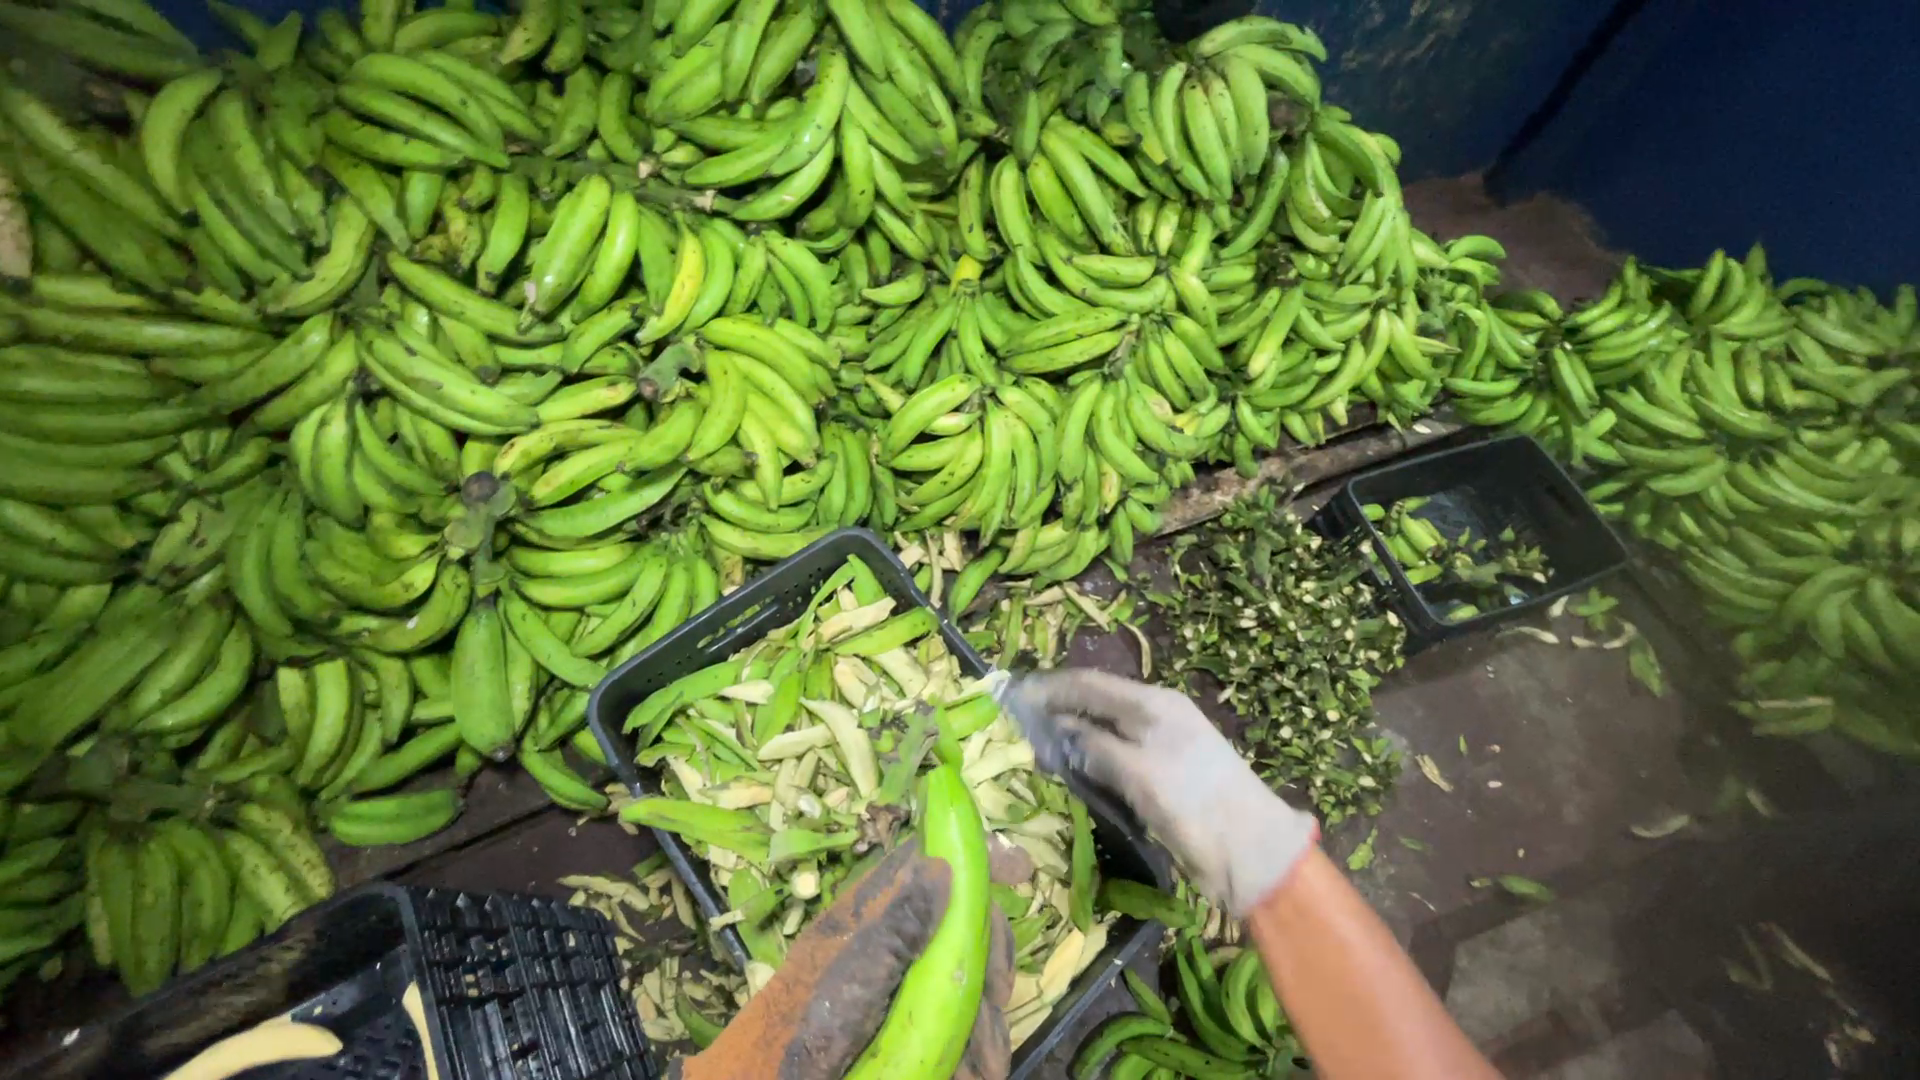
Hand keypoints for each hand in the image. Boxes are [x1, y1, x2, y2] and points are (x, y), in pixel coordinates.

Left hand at [674, 839, 1016, 1079]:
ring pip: (968, 976)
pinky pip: (959, 1019)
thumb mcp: (852, 977)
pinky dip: (974, 1045)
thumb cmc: (807, 1030)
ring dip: (985, 1019)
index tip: (1020, 871)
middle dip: (991, 957)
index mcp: (878, 910)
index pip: (931, 859)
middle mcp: (898, 937)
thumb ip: (897, 925)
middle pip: (965, 921)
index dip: (977, 856)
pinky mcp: (914, 1019)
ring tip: (982, 1066)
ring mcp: (907, 979)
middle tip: (1001, 994)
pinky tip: (971, 1070)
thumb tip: (944, 863)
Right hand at [1003, 669, 1317, 915]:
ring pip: (1101, 729)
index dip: (1050, 688)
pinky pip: (1112, 755)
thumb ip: (1095, 746)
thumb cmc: (1198, 806)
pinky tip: (1068, 768)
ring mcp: (1157, 745)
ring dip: (1069, 734)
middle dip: (1055, 709)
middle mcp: (1153, 716)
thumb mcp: (1140, 773)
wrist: (1254, 854)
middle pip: (1094, 702)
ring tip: (1034, 745)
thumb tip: (1056, 728)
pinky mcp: (1158, 774)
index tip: (1013, 697)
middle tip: (1017, 722)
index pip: (1089, 683)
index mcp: (1153, 704)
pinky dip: (1087, 757)